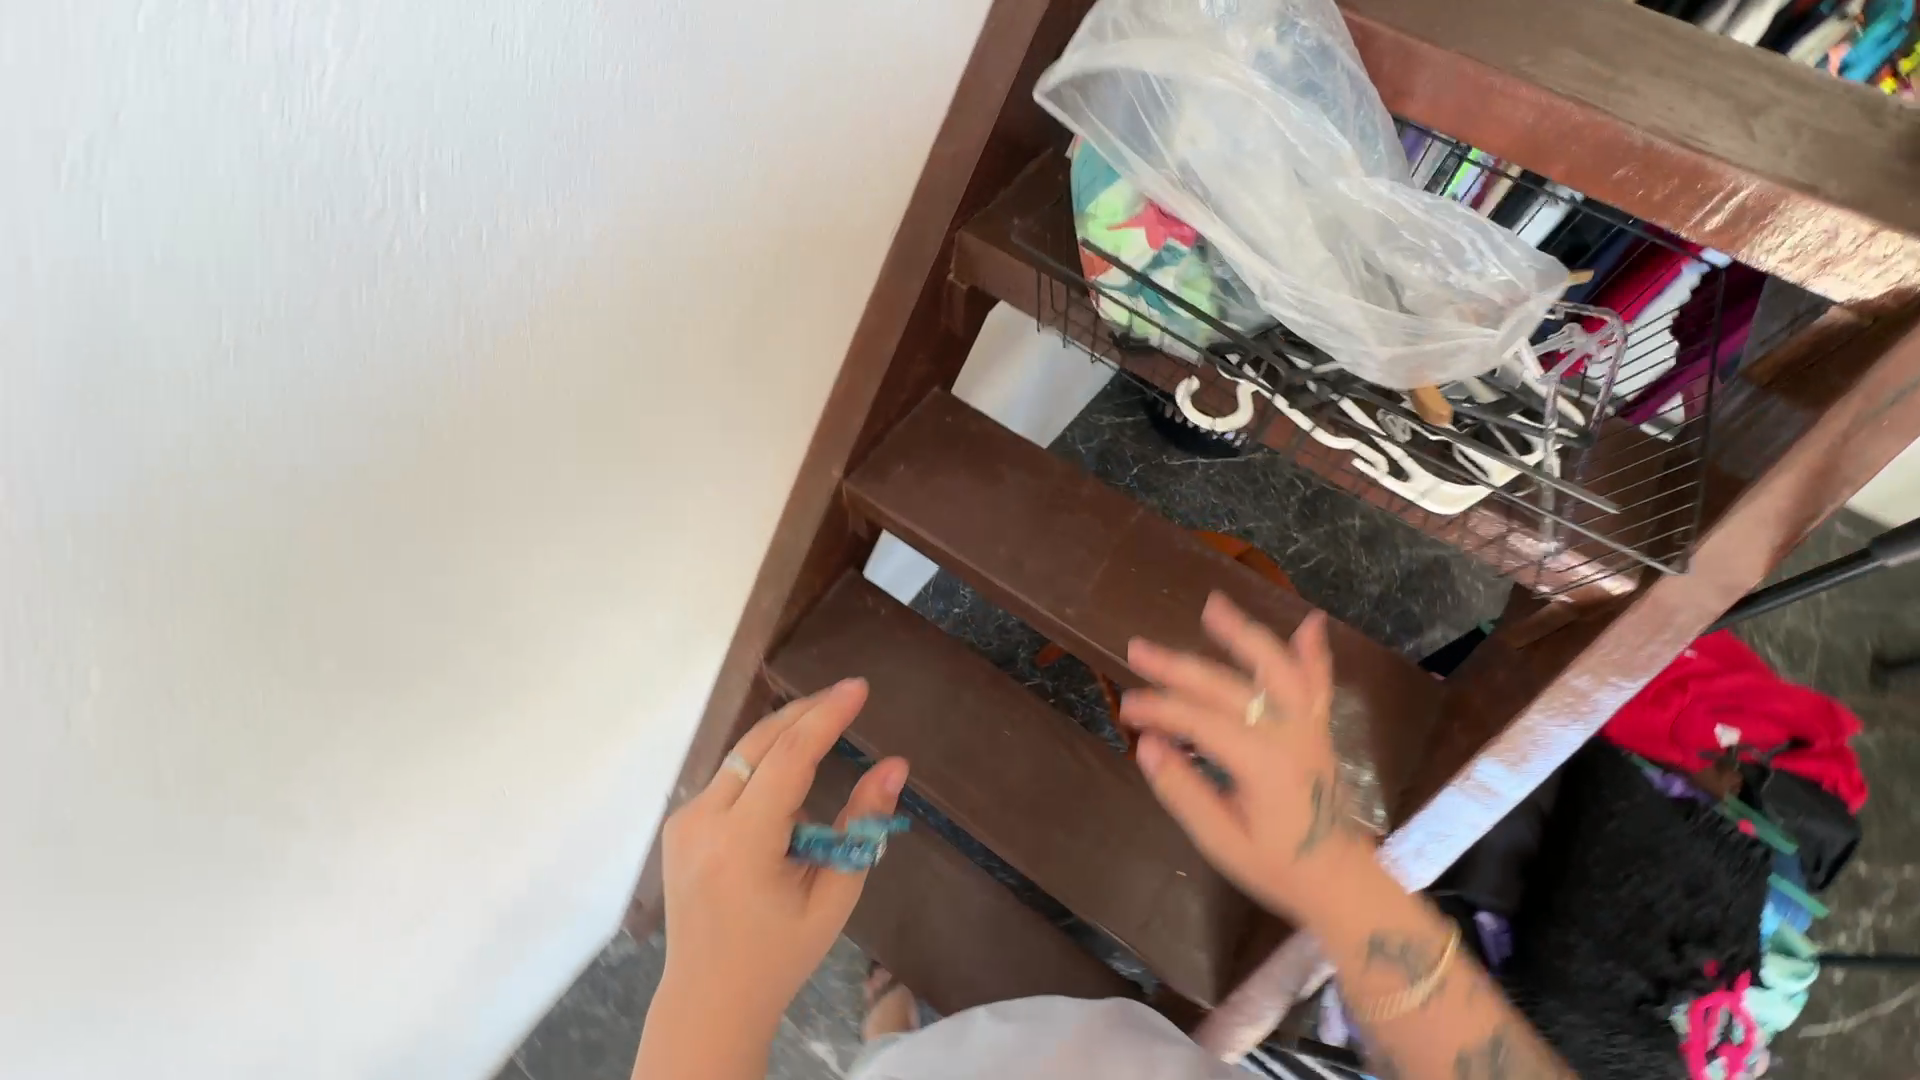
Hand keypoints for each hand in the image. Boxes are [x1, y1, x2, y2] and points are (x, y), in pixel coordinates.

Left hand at [657, 678, 907, 1027]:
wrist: (708, 1001)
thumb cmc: (780, 955)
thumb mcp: (834, 897)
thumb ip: (862, 826)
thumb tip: (894, 767)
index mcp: (741, 844)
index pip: (788, 758)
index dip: (826, 717)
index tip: (858, 688)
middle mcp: (703, 821)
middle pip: (760, 743)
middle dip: (807, 711)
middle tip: (848, 694)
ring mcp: (684, 821)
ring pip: (744, 755)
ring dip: (787, 740)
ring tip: (826, 738)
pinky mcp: (680, 824)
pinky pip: (732, 777)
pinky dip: (766, 768)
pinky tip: (790, 791)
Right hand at [1120, 592, 1367, 919]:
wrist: (1342, 884)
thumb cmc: (1277, 868)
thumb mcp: (1219, 840)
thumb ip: (1182, 789)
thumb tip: (1146, 743)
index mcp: (1261, 762)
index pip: (1197, 719)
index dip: (1158, 709)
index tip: (1125, 709)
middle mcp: (1289, 733)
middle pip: (1226, 685)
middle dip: (1177, 666)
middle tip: (1137, 649)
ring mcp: (1310, 726)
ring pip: (1276, 667)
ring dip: (1242, 633)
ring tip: (1213, 604)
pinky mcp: (1321, 729)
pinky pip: (1319, 683)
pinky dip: (1313, 652)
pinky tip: (1309, 621)